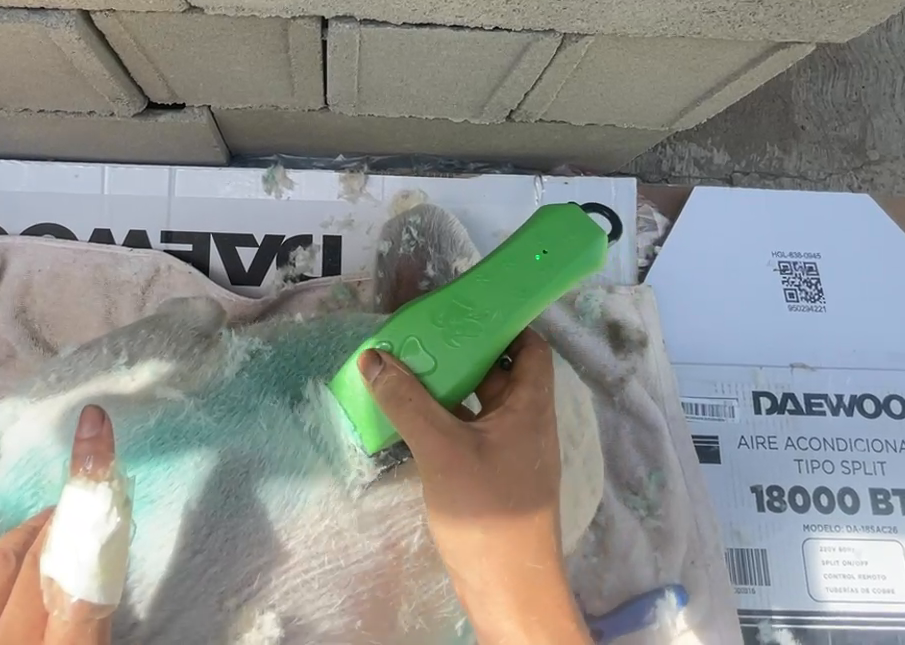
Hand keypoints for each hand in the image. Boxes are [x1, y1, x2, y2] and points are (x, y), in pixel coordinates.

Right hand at [360, 328, 588, 644]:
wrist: (508, 594)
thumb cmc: (487, 512)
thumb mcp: (441, 449)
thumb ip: (406, 401)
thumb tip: (374, 358)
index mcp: (530, 407)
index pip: (530, 347)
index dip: (504, 323)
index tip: (464, 310)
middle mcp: (524, 422)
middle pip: (498, 371)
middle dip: (462, 351)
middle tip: (421, 335)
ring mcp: (508, 450)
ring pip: (478, 401)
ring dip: (447, 384)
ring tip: (407, 366)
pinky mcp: (490, 474)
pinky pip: (467, 428)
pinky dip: (443, 415)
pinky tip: (409, 413)